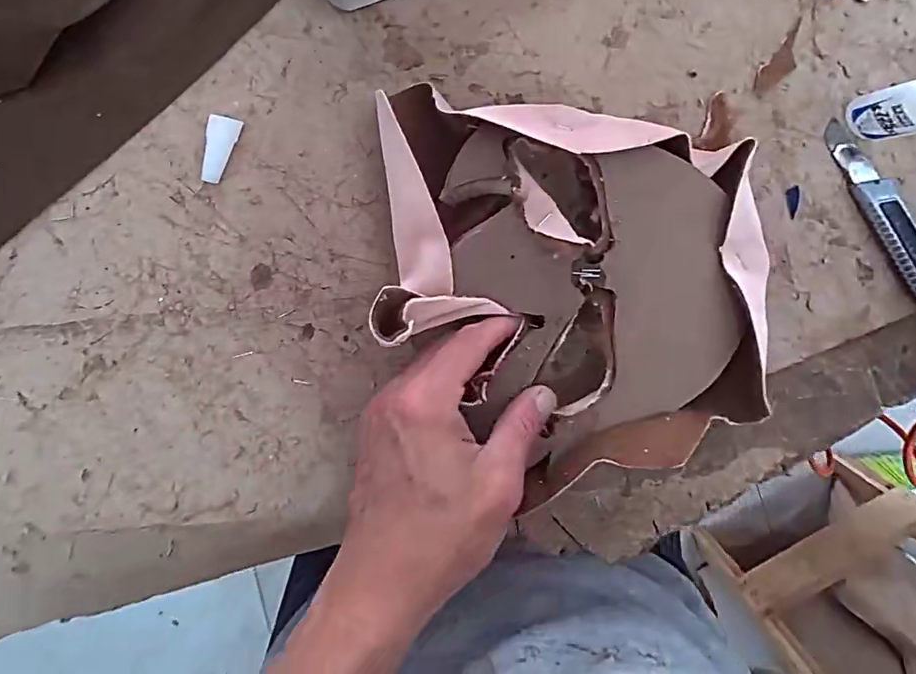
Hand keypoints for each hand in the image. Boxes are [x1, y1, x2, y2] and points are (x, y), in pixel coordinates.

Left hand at [279, 319, 553, 672]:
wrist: (376, 592)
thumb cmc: (440, 539)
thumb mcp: (497, 484)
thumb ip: (521, 427)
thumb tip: (542, 393)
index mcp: (423, 401)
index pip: (465, 342)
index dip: (497, 328)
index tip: (524, 324)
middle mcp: (393, 398)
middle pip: (442, 349)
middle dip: (480, 341)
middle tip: (518, 347)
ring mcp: (378, 415)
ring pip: (425, 367)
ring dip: (460, 362)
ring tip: (499, 371)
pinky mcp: (373, 434)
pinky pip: (413, 388)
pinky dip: (442, 381)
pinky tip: (466, 401)